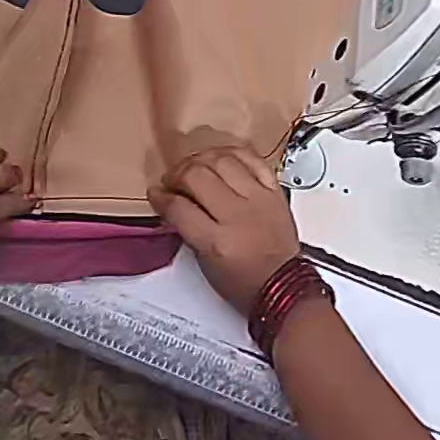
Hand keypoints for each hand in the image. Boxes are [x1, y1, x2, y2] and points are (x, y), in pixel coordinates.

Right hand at [148, 147, 299, 314]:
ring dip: (200, 160)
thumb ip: (188, 229)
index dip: (160, 197)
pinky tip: (220, 158)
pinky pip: (252, 159)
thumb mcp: (205, 264)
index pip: (179, 207)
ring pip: (222, 160)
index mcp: (218, 242)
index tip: (156, 194)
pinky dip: (232, 154)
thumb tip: (173, 201)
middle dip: (177, 175)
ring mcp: (259, 200)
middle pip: (197, 176)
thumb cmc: (244, 280)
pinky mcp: (274, 192)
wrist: (283, 285)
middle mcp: (238, 217)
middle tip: (172, 181)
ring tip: (193, 167)